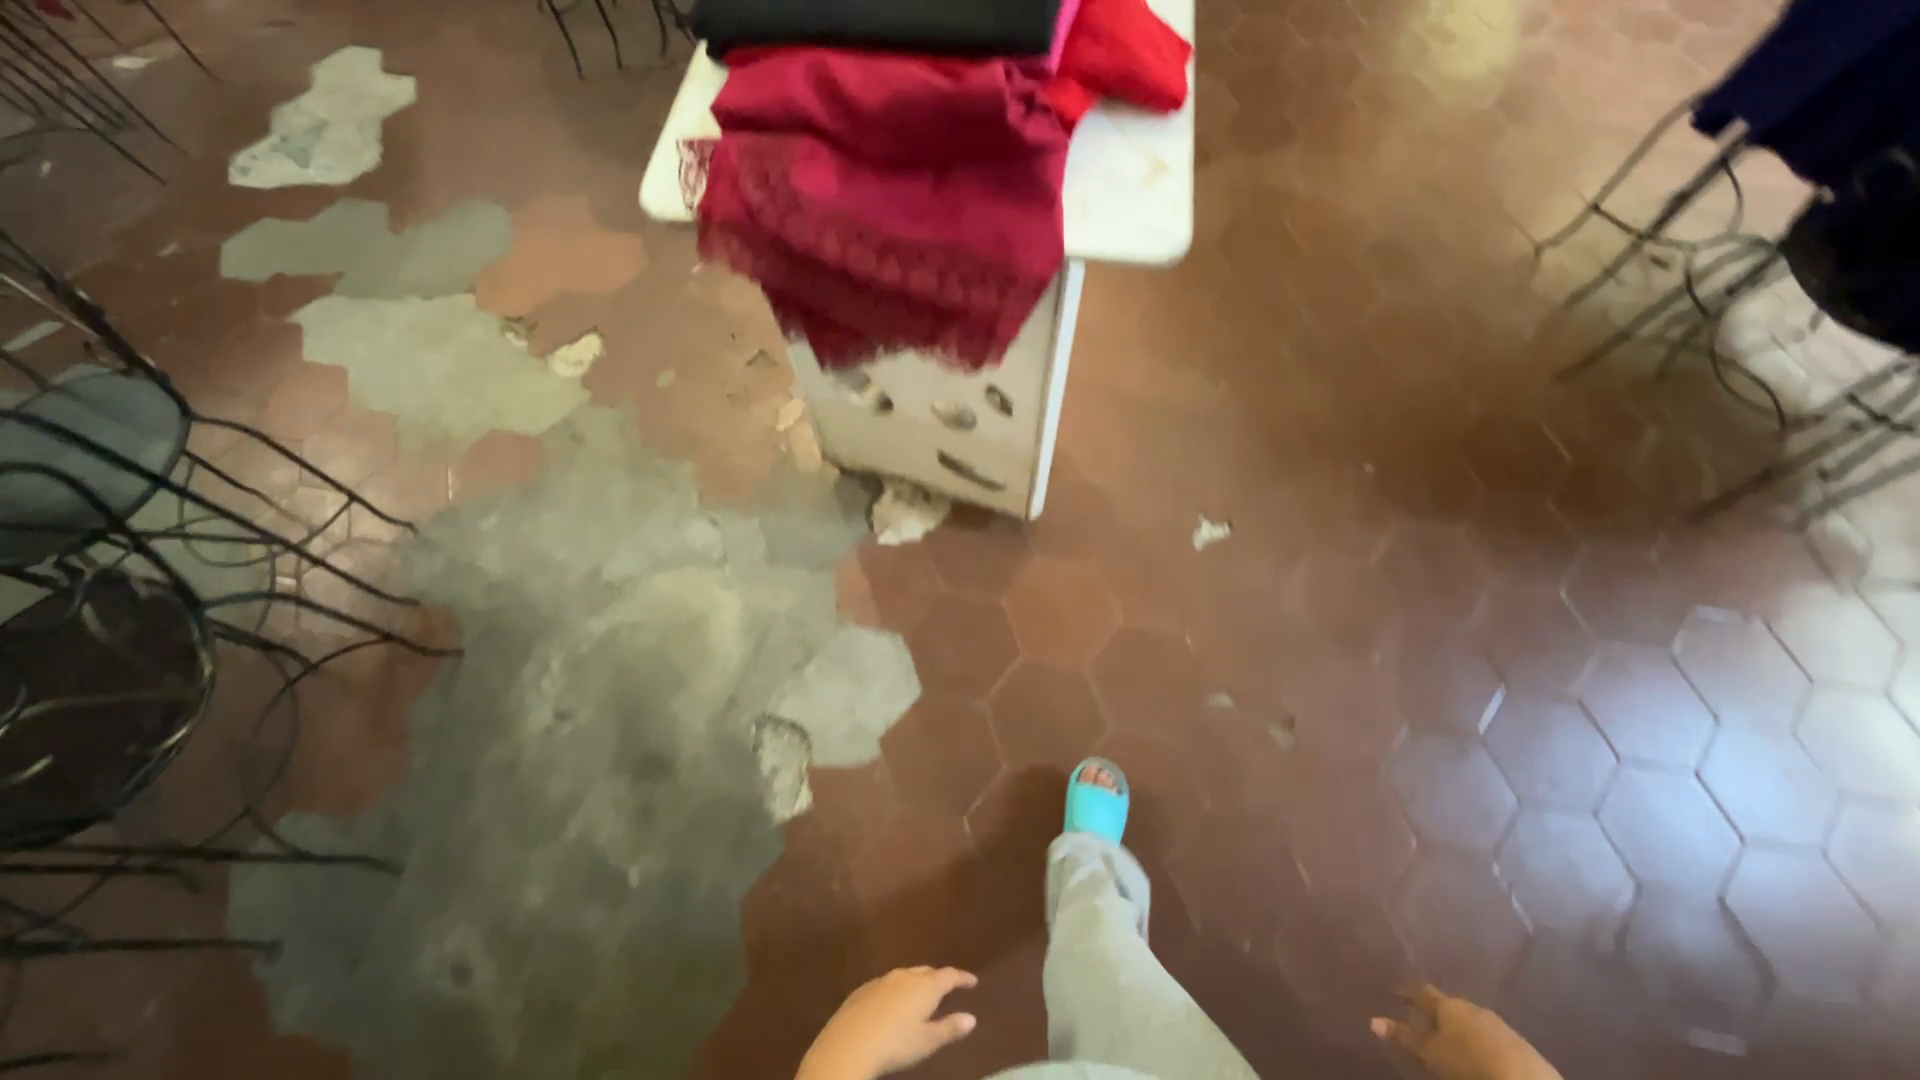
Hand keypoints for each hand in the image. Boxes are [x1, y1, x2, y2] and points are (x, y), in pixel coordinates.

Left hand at [797, 966, 978, 1079]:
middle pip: (926, 972)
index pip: (948, 976)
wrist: (848, 1046)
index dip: (962, 977)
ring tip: (922, 992)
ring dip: (917, 981)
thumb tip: (971, 1018)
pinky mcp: (863, 989)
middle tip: (948, 986)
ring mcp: (881, 980)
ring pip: (906, 975)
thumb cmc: (895, 1045)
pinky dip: (896, 989)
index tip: (972, 980)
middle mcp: (904, 976)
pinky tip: (893, 1001)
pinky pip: (887, 983)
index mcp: (924, 986)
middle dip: (938, 977)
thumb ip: (950, 1028)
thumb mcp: (927, 1041)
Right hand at [1371, 985, 1562, 1079]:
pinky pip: (1489, 1036)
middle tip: (1421, 1019)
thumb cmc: (1468, 1063)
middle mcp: (1472, 1008)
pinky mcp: (1518, 1044)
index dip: (1408, 992)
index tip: (1396, 992)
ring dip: (1458, 1028)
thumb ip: (1403, 1037)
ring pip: (1470, 1021)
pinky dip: (1477, 1041)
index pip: (1422, 992)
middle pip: (1448, 1006)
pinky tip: (1477, 1054)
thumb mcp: (1430, 1053)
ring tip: (1449, 1039)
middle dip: (1435, 1012)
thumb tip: (1373, 1020)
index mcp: (1448, 1005)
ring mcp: (1498, 1025)